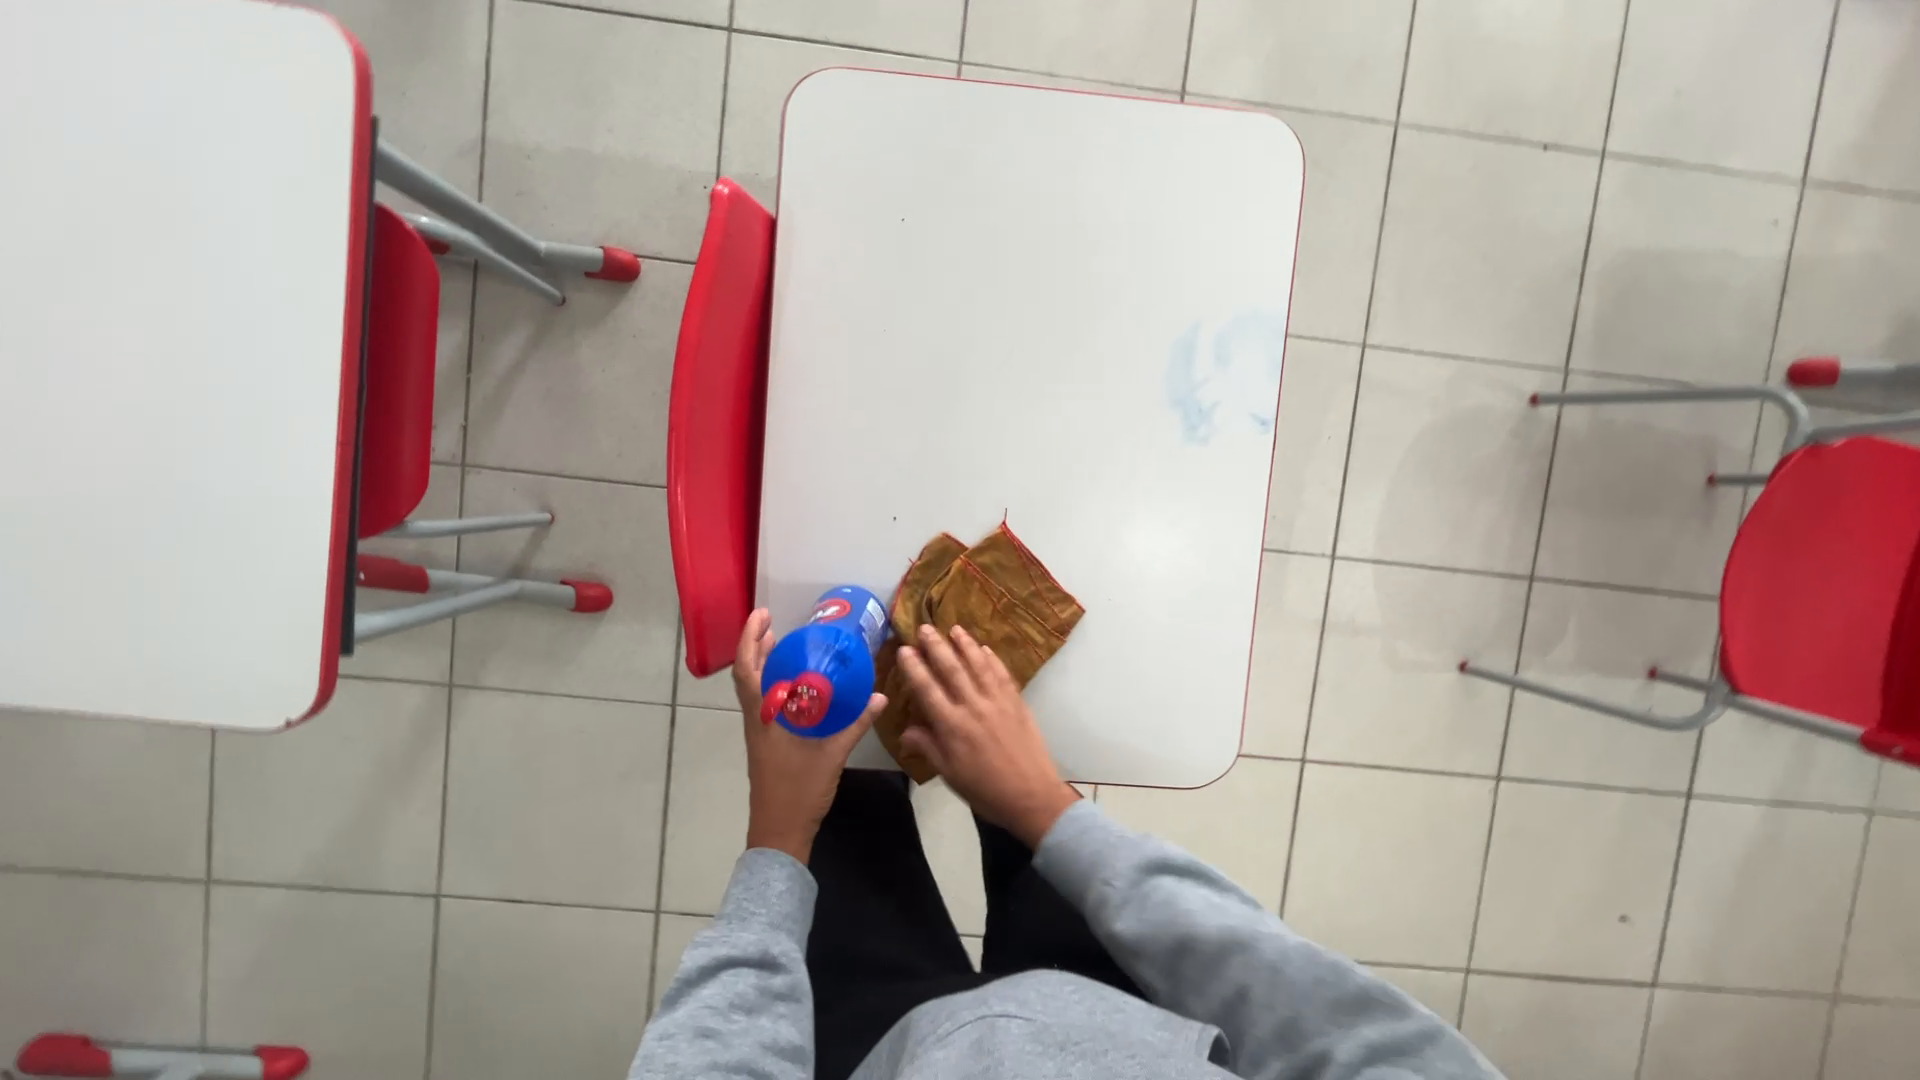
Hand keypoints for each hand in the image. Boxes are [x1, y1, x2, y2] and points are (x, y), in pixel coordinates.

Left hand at [732, 608, 882, 863]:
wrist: (779, 832)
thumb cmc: (798, 791)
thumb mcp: (831, 755)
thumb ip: (855, 724)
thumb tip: (880, 697)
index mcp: (763, 718)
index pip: (747, 670)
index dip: (749, 640)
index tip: (762, 616)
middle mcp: (755, 720)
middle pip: (747, 674)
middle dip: (756, 645)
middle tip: (775, 622)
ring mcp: (758, 732)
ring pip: (755, 689)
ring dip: (764, 664)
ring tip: (783, 643)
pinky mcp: (766, 743)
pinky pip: (766, 703)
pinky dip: (776, 685)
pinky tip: (799, 685)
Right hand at [896, 624, 1078, 847]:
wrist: (1031, 796)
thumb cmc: (985, 790)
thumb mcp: (949, 774)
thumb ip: (928, 747)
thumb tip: (905, 731)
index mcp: (952, 726)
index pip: (928, 689)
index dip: (914, 668)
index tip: (905, 649)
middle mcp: (973, 707)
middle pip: (952, 670)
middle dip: (937, 647)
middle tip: (925, 628)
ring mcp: (998, 702)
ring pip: (978, 665)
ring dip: (965, 645)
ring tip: (954, 628)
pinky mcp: (1017, 703)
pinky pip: (1002, 675)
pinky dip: (992, 660)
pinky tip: (984, 649)